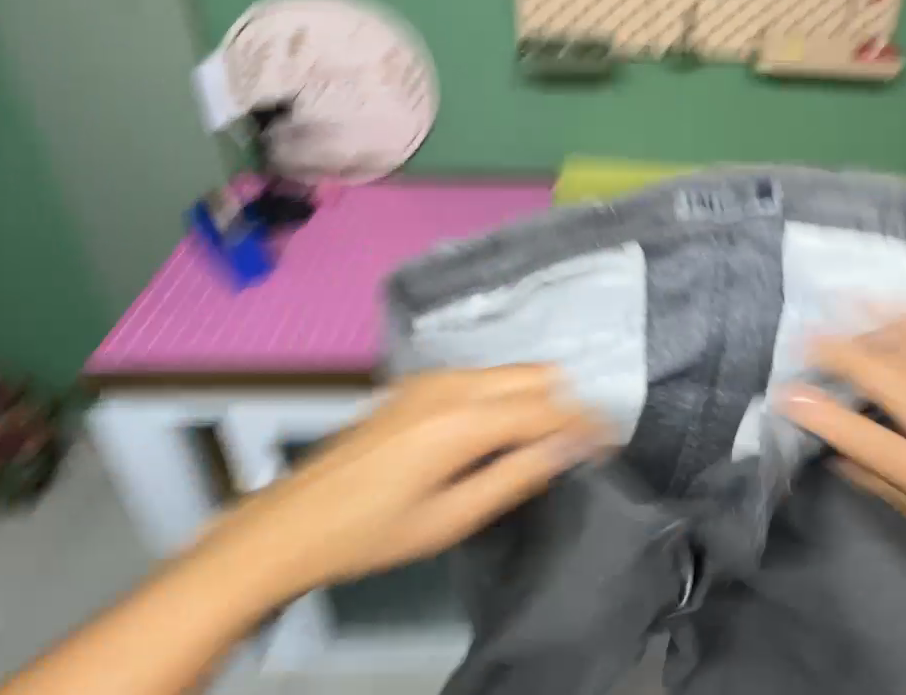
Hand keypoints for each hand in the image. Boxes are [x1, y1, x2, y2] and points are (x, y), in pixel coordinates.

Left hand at [195, 366, 606, 604]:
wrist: (293, 521)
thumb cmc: (372, 532)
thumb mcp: (450, 519)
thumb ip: (514, 476)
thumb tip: (567, 449)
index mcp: (464, 420)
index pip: (548, 409)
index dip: (588, 423)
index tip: (611, 442)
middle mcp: (454, 384)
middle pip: (538, 375)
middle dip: (568, 404)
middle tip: (581, 445)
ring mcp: (434, 378)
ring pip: (512, 372)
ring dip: (539, 399)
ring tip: (546, 443)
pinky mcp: (420, 384)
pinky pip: (485, 376)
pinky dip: (508, 396)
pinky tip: (501, 433)